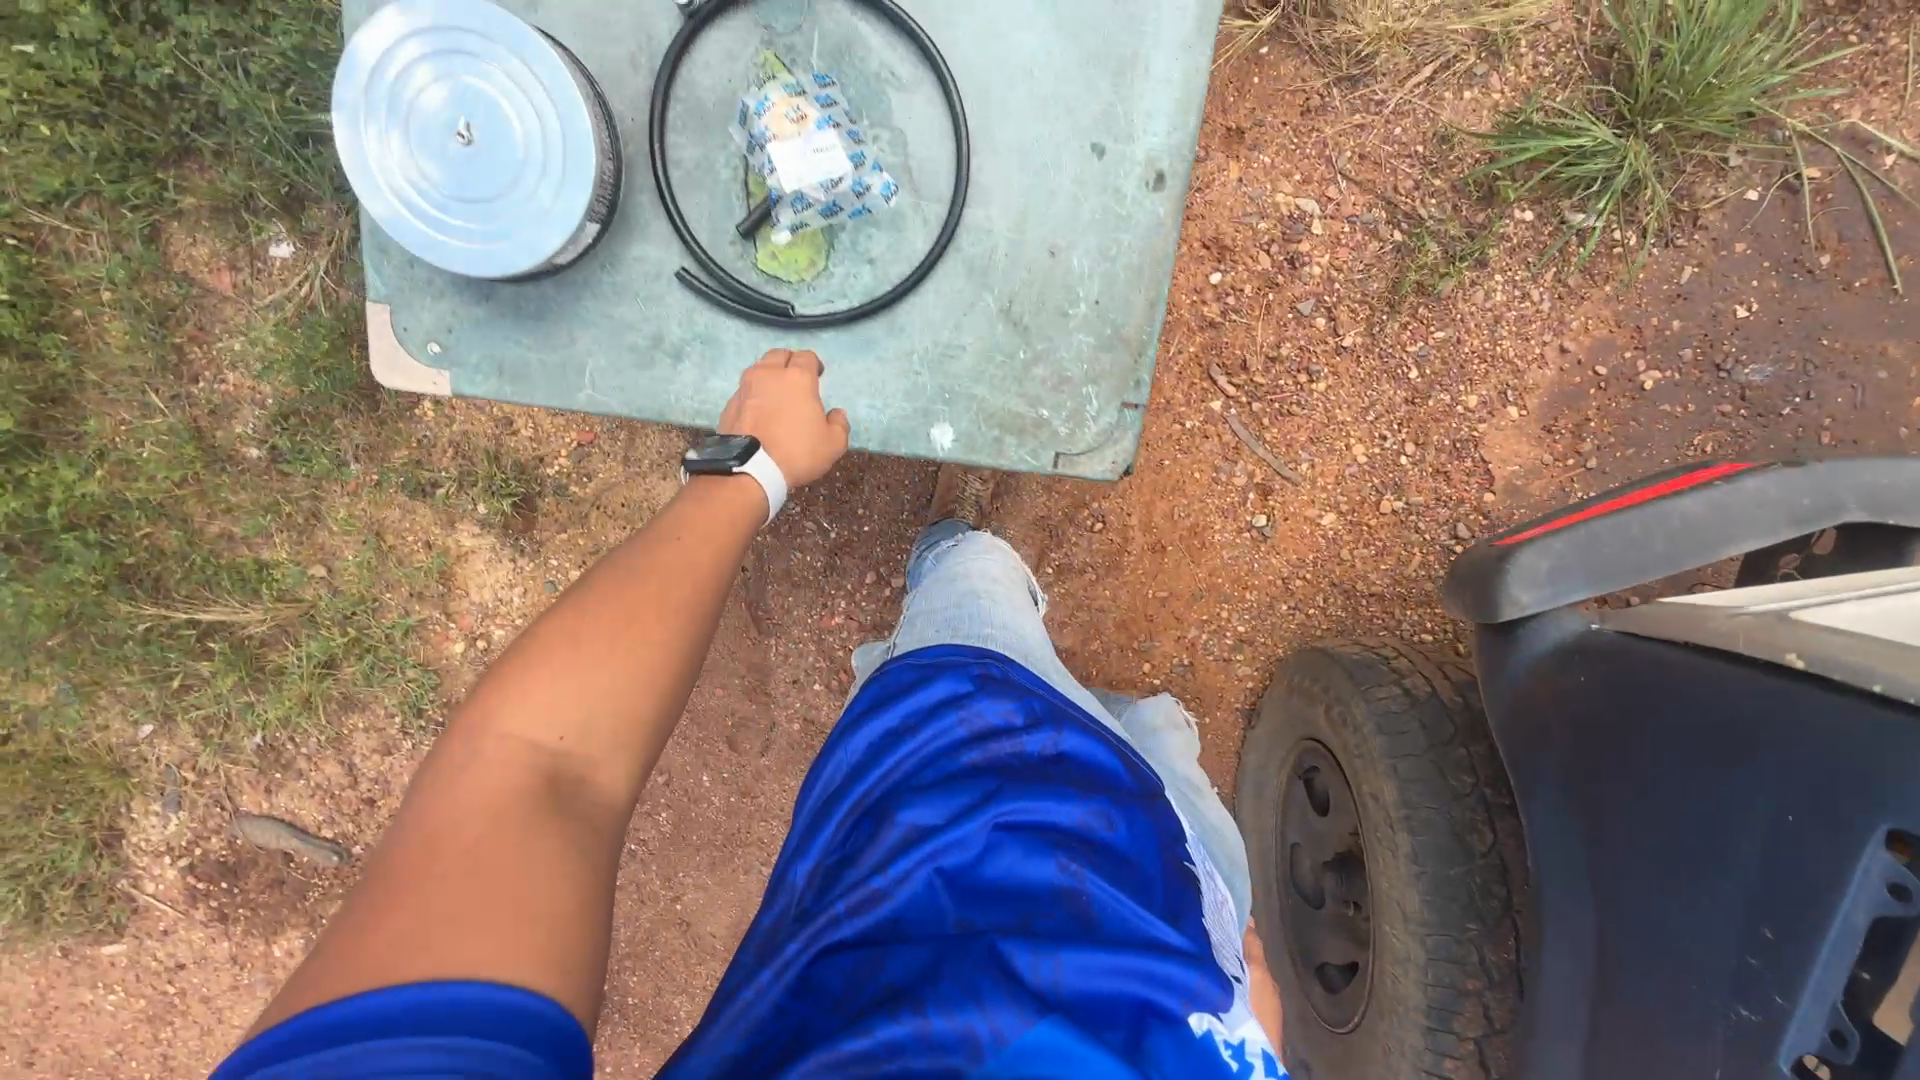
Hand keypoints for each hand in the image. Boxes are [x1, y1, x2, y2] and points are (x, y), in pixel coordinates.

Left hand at [718, 349, 849, 488]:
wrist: (749, 470)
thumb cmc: (797, 452)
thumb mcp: (833, 445)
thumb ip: (839, 424)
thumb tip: (837, 414)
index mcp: (797, 378)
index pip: (807, 356)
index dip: (814, 364)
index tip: (818, 375)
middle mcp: (768, 374)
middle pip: (779, 355)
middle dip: (789, 362)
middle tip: (796, 380)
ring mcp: (745, 387)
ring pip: (758, 370)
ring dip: (769, 376)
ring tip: (776, 394)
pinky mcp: (729, 404)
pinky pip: (745, 391)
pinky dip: (753, 396)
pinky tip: (759, 412)